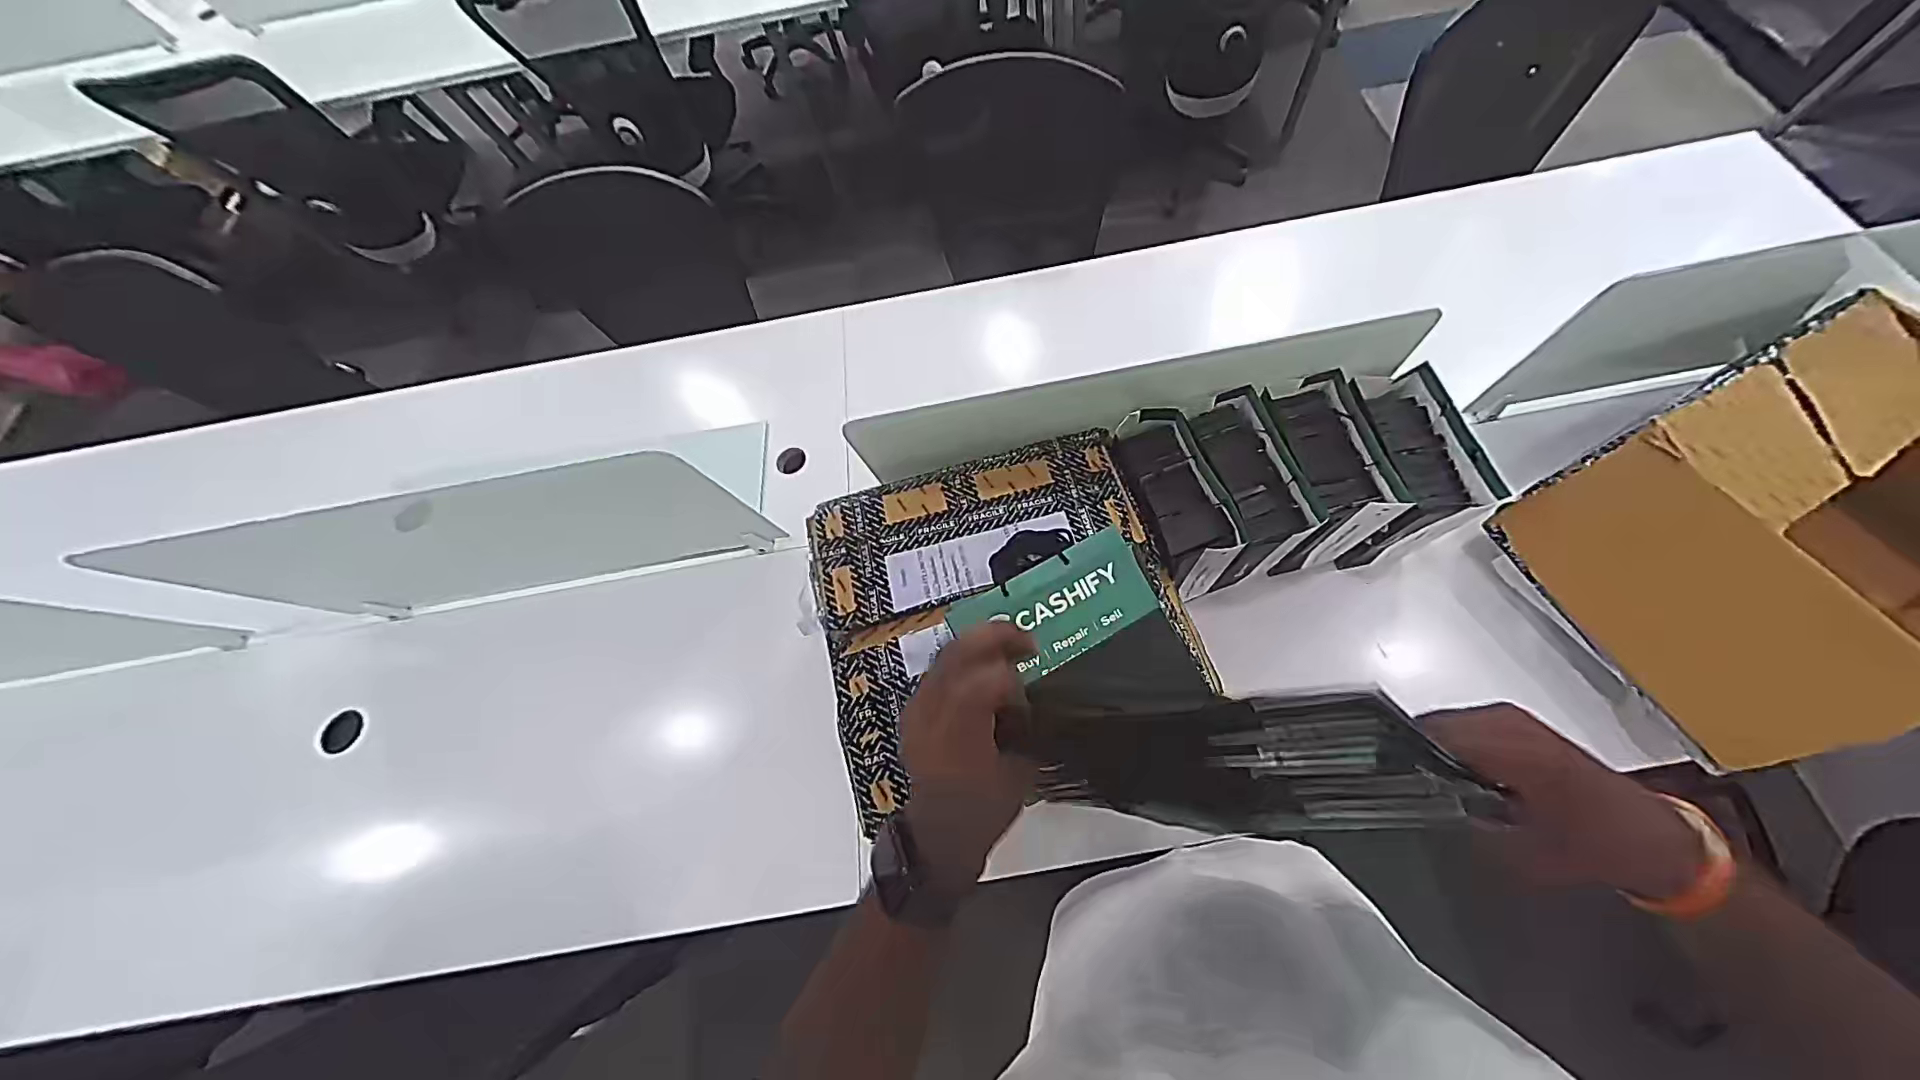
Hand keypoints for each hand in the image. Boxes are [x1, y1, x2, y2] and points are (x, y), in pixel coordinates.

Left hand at [899, 622, 1037, 893]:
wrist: (936, 835)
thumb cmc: (980, 811)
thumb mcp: (1018, 773)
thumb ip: (1025, 729)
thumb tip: (1033, 699)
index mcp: (959, 731)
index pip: (988, 681)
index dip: (1015, 679)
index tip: (1032, 692)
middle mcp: (932, 711)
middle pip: (959, 652)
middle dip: (996, 636)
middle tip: (1026, 641)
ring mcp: (918, 707)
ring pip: (946, 655)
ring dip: (978, 644)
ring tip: (1007, 647)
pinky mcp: (914, 710)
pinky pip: (939, 670)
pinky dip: (963, 661)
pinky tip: (982, 668)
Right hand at [1423, 703, 1703, 899]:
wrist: (1653, 837)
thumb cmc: (1598, 846)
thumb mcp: (1522, 854)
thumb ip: (1463, 822)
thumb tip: (1416, 805)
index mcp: (1513, 750)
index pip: (1429, 735)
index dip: (1403, 756)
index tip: (1390, 778)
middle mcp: (1509, 722)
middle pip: (1431, 725)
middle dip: (1414, 752)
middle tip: (1407, 784)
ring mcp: (1510, 716)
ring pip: (1442, 723)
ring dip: (1430, 748)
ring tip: (1430, 780)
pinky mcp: (1512, 719)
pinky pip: (1460, 724)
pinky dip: (1448, 744)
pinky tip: (1454, 772)